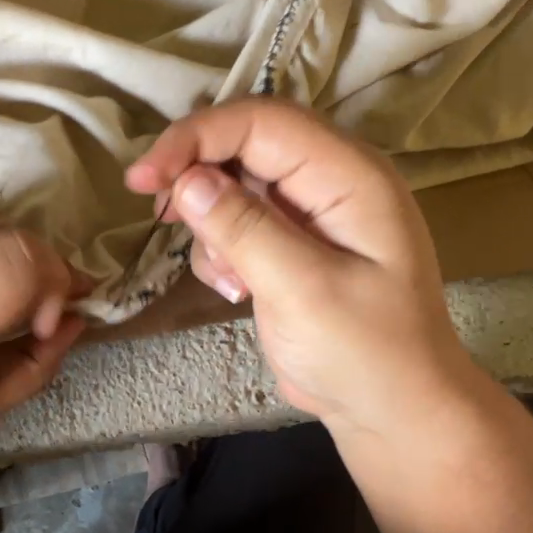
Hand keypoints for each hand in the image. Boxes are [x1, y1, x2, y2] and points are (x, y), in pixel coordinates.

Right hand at [125, 99, 471, 423]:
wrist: (390, 408)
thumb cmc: (362, 351)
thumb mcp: (303, 290)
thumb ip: (246, 231)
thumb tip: (187, 183)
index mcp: (348, 176)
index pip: (262, 124)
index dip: (196, 139)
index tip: (142, 179)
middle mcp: (329, 183)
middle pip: (245, 149)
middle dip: (195, 178)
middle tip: (157, 217)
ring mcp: (309, 219)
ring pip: (234, 192)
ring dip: (210, 231)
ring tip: (230, 284)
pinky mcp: (291, 252)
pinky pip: (239, 231)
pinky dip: (221, 257)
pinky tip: (238, 295)